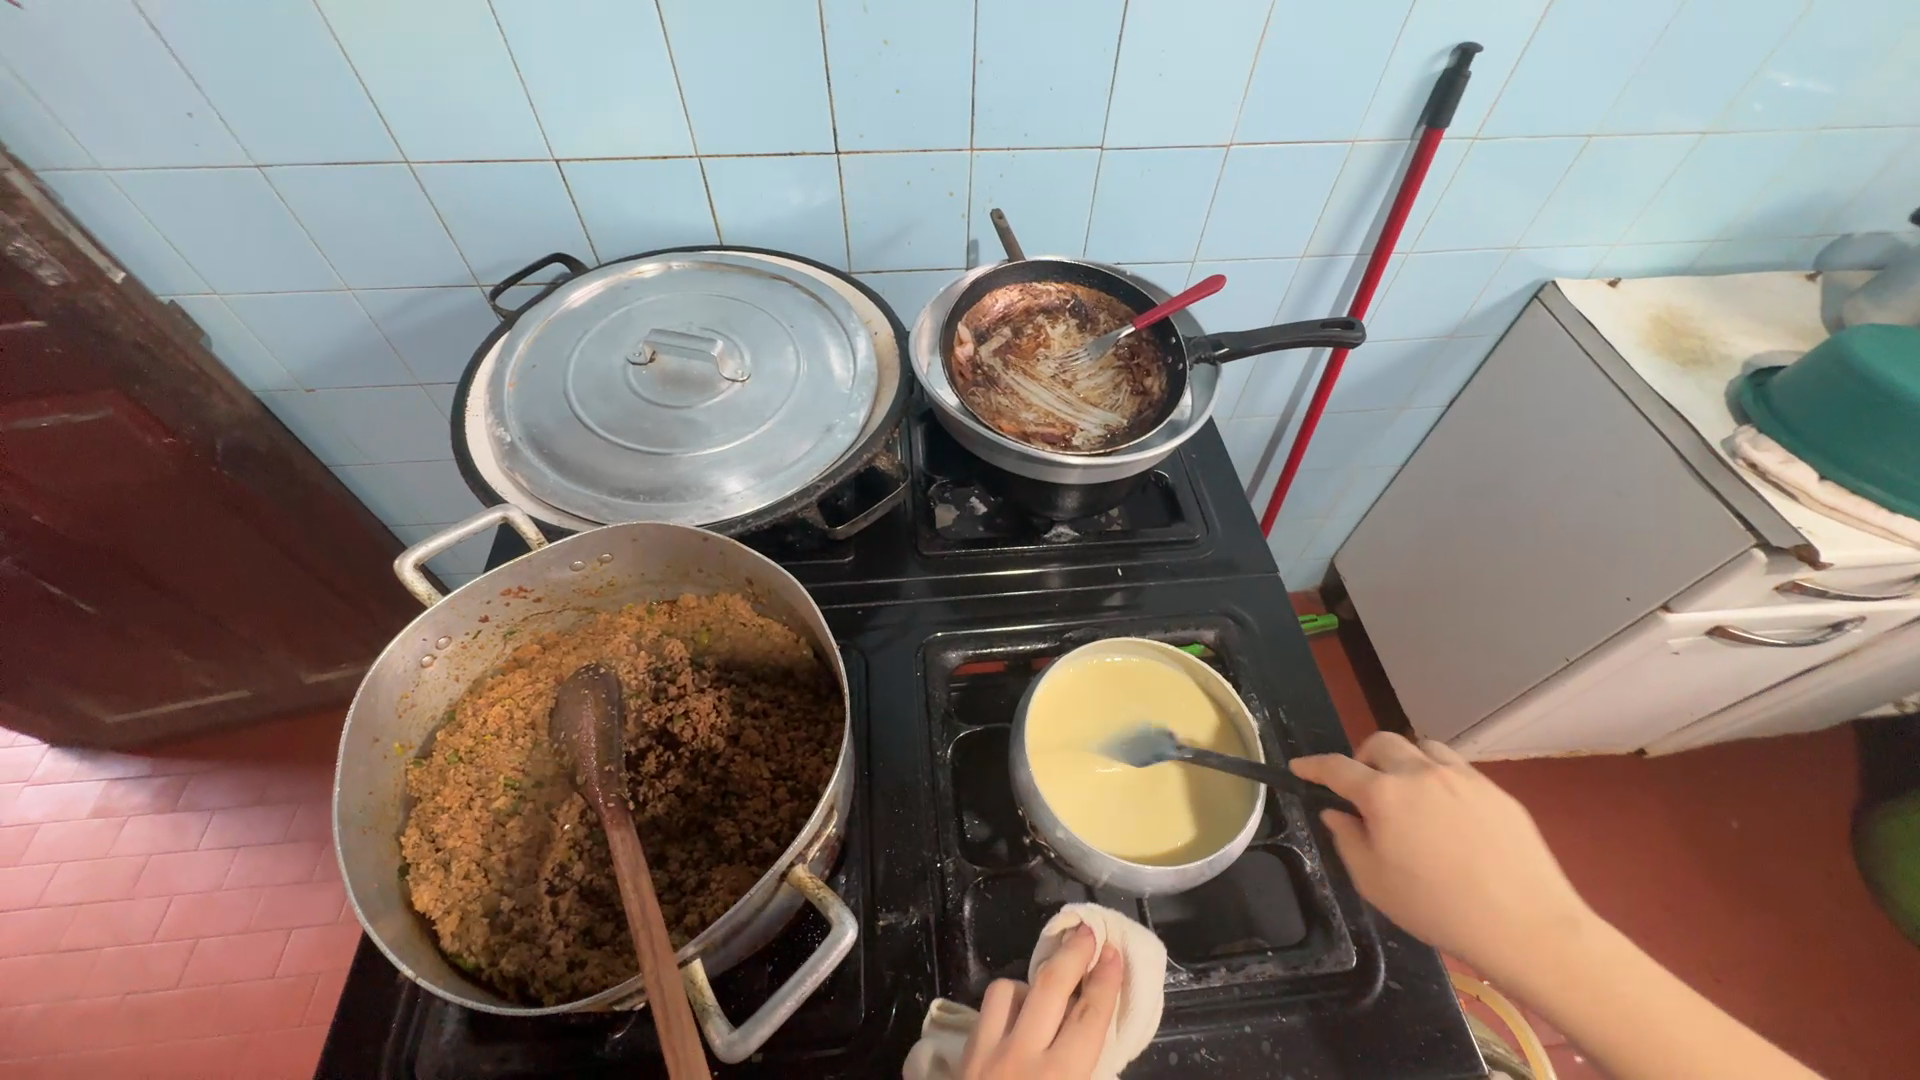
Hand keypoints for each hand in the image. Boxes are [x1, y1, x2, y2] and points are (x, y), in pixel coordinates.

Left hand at [959, 924, 1121, 1079]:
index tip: (1113, 953)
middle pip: (1050, 986)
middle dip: (1071, 953)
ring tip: (1049, 983)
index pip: (1088, 1017)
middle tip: (1087, 931)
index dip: (1105, 982)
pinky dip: (1006, 1002)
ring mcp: (986, 1051)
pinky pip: (985, 1010)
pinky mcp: (964, 1054)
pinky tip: (1017, 1012)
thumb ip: (1083, 1066)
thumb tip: (1092, 1028)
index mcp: (1059, 1077)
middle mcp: (1022, 1056)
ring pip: (1008, 989)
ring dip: (1032, 980)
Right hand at [1292, 732, 1593, 980]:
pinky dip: (1439, 777)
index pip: (1336, 767)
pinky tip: (1447, 812)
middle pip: (1380, 743)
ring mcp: (1462, 778)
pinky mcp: (1497, 792)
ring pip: (1422, 747)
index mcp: (1383, 795)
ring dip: (1404, 761)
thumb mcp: (1374, 883)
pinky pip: (1457, 769)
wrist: (1529, 928)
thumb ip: (1347, 840)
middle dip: (1362, 758)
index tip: (1299, 768)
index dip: (1312, 765)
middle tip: (1363, 788)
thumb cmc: (1439, 909)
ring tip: (1407, 792)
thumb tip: (1338, 815)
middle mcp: (1419, 774)